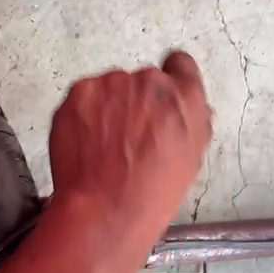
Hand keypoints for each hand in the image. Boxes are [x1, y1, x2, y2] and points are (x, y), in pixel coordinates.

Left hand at [46, 51, 213, 254]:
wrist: (104, 209)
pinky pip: (85, 95)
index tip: (159, 96)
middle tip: (128, 135)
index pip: (180, 63)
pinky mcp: (80, 90)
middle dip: (135, 101)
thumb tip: (187, 109)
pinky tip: (87, 142)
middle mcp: (149, 81)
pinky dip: (84, 112)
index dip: (170, 80)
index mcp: (184, 96)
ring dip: (108, 106)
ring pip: (110, 87)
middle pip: (141, 80)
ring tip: (105, 144)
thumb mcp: (191, 160)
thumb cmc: (150, 193)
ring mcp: (111, 83)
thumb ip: (192, 123)